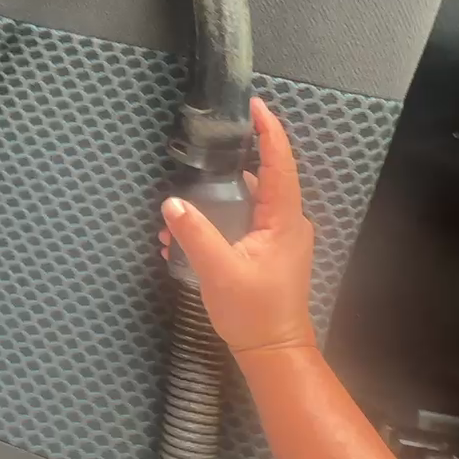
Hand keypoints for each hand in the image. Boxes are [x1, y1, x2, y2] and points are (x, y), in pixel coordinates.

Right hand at [161, 97, 316, 356]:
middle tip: (199, 152)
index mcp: (283, 221)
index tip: (256, 105)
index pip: (278, 165)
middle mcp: (286, 223)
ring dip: (213, 201)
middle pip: (261, 178)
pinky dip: (216, 221)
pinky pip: (241, 221)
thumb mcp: (218, 271)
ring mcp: (278, 238)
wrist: (272, 352)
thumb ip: (195, 234)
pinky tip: (185, 235)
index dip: (269, 132)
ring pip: (246, 202)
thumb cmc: (253, 311)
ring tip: (177, 211)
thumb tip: (171, 204)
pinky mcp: (267, 251)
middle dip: (227, 166)